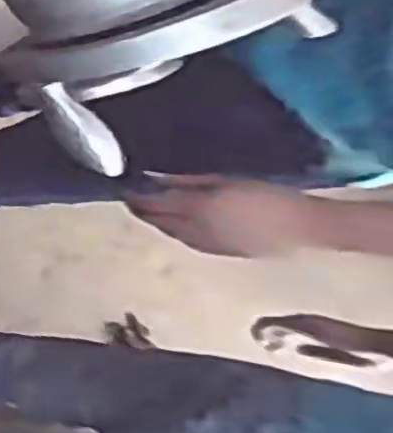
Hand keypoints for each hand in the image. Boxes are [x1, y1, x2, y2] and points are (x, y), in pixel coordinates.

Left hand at [124, 175, 333, 257]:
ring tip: (151, 212)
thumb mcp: (221, 180)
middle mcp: (193, 228)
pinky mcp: (223, 253)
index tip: (124, 190)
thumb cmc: (266, 195)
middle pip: (154, 220)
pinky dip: (176, 232)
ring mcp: (208, 244)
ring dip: (156, 222)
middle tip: (133, 201)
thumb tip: (152, 178)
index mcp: (192, 208)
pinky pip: (189, 242)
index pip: (149, 204)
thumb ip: (183, 181)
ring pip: (169, 233)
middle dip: (140, 210)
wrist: (309, 225)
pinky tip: (177, 225)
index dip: (133, 197)